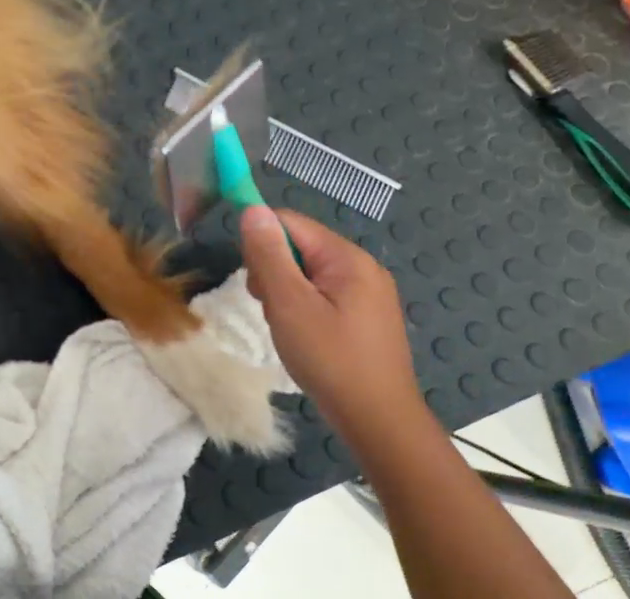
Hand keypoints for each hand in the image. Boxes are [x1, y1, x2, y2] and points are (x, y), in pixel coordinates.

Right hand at [239, 207, 422, 438]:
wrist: (377, 420)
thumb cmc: (329, 358)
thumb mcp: (288, 302)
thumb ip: (268, 253)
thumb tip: (252, 209)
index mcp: (348, 259)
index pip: (289, 222)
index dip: (261, 241)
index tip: (252, 277)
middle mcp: (363, 268)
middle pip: (298, 245)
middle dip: (272, 269)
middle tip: (268, 306)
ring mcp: (368, 293)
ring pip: (306, 271)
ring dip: (284, 290)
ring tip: (284, 323)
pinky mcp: (365, 315)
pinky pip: (321, 292)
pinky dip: (301, 305)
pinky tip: (301, 332)